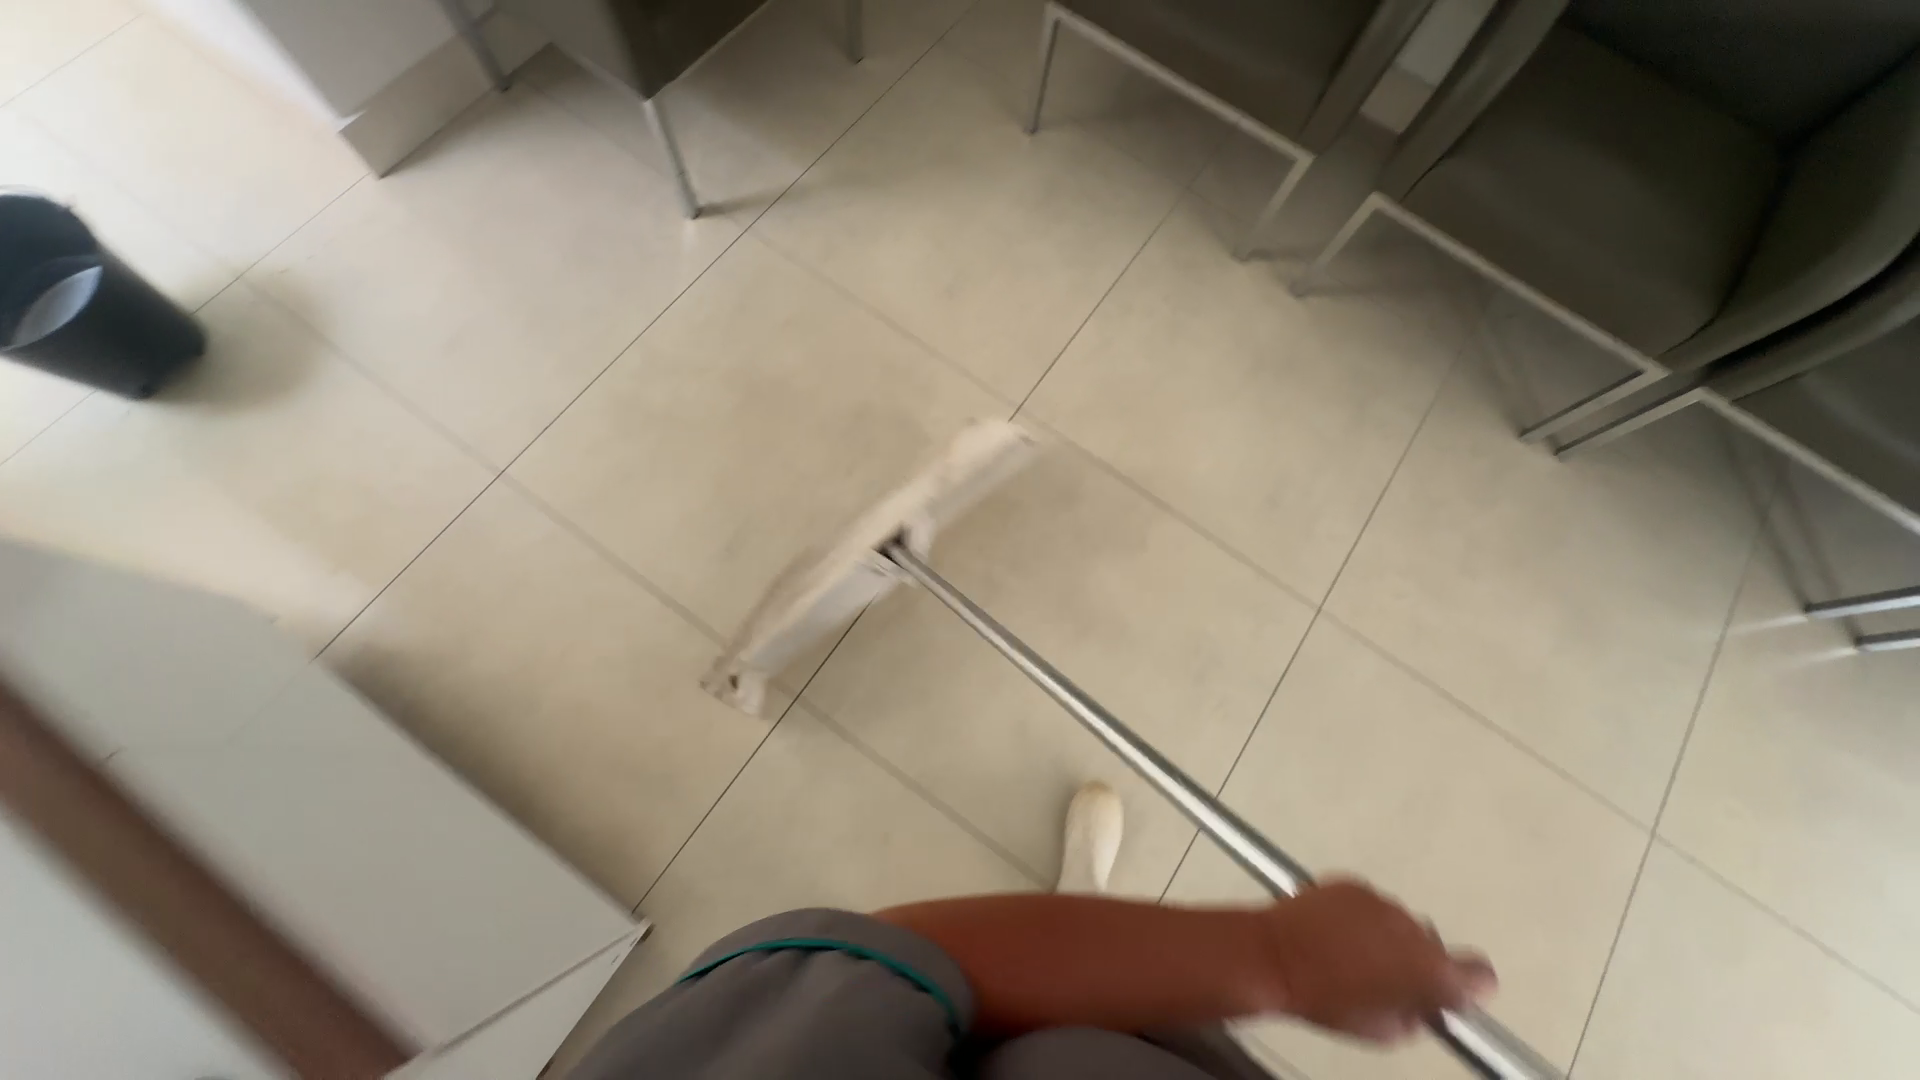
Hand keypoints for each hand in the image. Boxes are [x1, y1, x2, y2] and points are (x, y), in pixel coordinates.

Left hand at [1260, 878, 1496, 1043]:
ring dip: (1384, 935)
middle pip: (1430, 945)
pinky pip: (1367, 904)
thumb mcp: (1385, 1031)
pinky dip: (1357, 916)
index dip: (1467, 985)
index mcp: (1431, 970)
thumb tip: (1422, 1002)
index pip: (1481, 974)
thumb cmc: (1330, 1002)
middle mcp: (1414, 929)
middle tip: (1381, 974)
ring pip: (1396, 922)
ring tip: (1347, 950)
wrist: (1276, 955)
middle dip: (1414, 959)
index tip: (1444, 992)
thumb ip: (1417, 1014)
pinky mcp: (1351, 883)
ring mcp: (1381, 901)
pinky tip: (1332, 929)